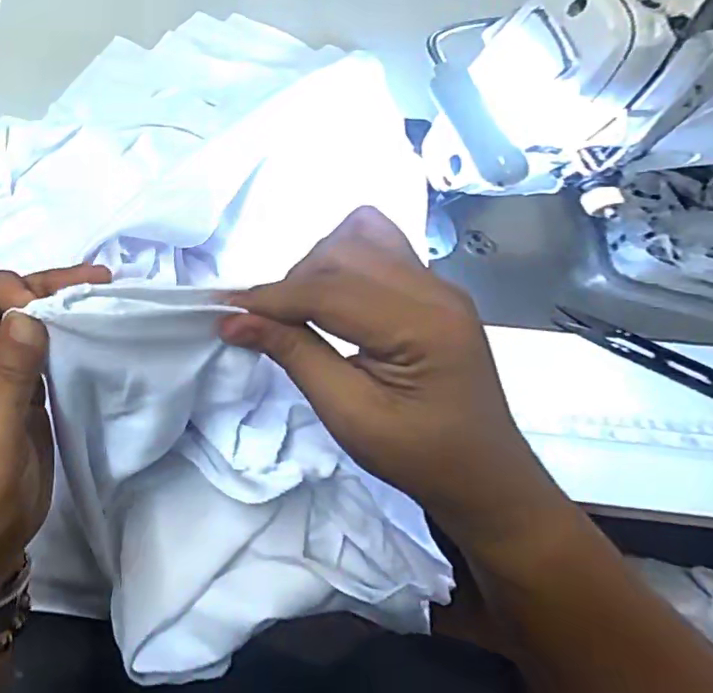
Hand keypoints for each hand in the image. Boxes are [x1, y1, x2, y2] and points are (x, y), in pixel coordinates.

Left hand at [0, 265, 108, 606]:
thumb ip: (7, 379)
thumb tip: (30, 314)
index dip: (0, 292)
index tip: (41, 306)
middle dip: (40, 286)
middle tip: (92, 278)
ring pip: (22, 322)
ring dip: (58, 302)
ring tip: (100, 287)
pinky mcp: (22, 391)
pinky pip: (42, 348)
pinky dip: (66, 332)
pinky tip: (91, 322)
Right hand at [220, 208, 562, 539]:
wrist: (487, 477)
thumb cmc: (422, 460)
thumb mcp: (352, 418)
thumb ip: (295, 356)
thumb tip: (237, 320)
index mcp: (423, 326)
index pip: (332, 290)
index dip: (273, 298)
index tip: (225, 309)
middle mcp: (436, 289)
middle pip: (346, 251)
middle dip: (297, 281)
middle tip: (272, 324)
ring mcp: (440, 284)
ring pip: (363, 236)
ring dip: (322, 262)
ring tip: (307, 309)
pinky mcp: (435, 288)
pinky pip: (382, 248)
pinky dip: (346, 260)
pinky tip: (338, 297)